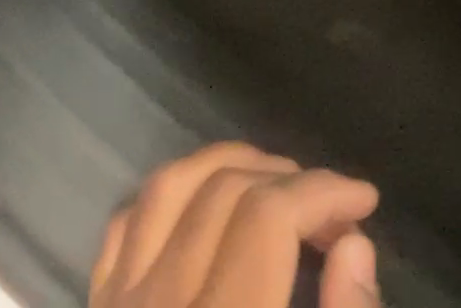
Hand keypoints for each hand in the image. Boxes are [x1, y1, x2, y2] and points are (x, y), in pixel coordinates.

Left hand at [93, 142, 380, 307]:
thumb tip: (353, 243)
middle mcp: (159, 297)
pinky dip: (167, 196)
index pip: (266, 218)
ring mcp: (117, 297)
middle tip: (333, 207)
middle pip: (221, 194)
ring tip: (273, 180)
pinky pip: (122, 223)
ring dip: (225, 168)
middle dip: (288, 180)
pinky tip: (201, 204)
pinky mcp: (96, 302)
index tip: (364, 199)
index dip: (323, 193)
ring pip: (165, 189)